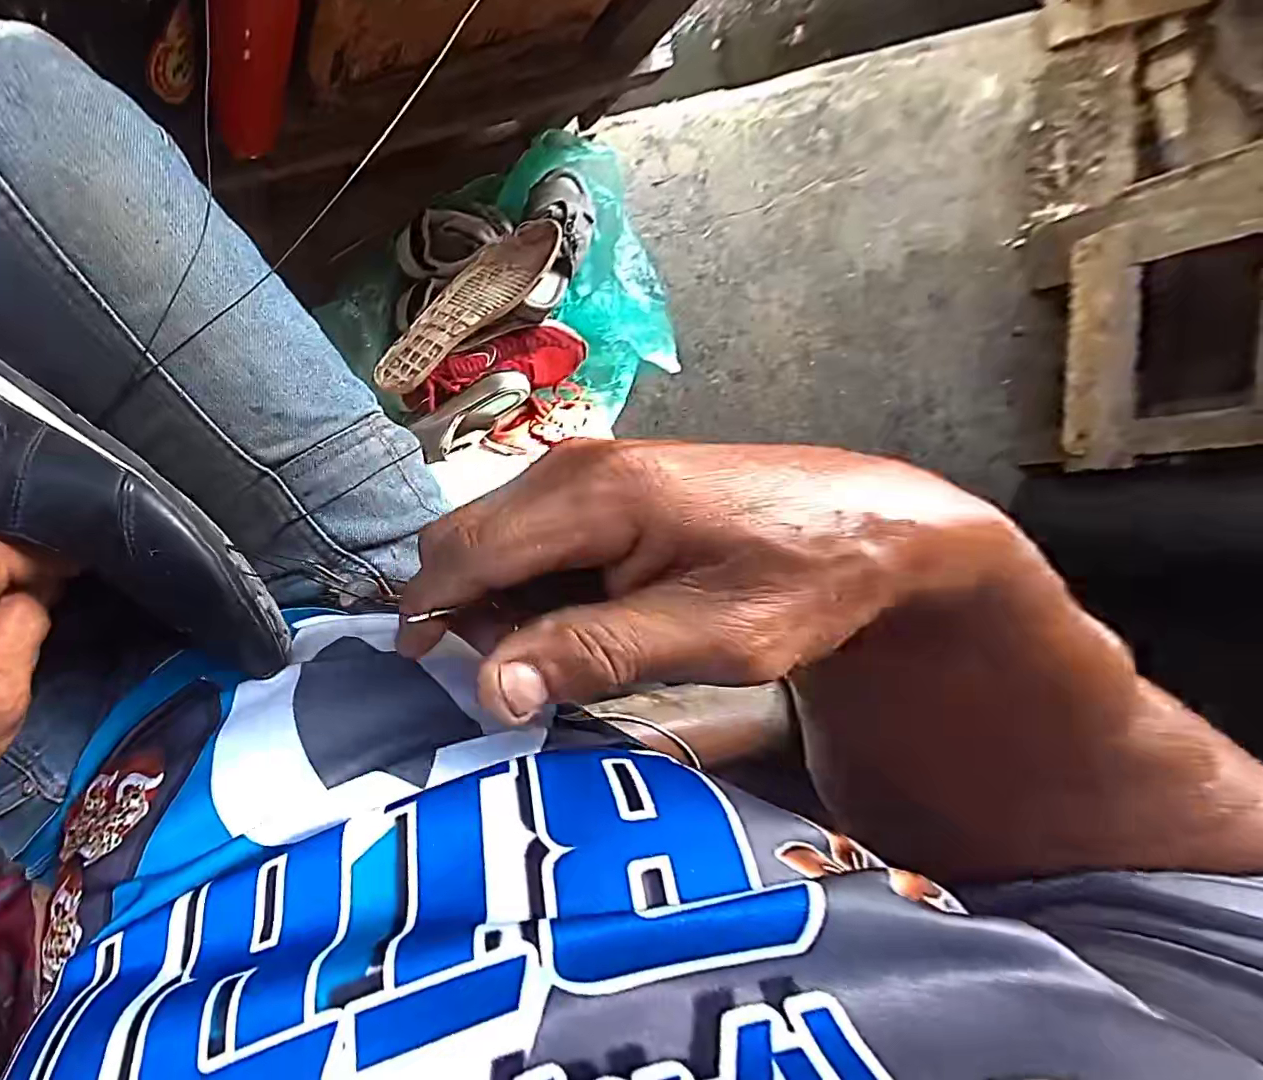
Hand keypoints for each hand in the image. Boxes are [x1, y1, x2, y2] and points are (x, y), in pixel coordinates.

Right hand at [397, 439, 1027, 725]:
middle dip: (460, 605)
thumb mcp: (707, 638)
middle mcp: (567, 466)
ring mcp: (577, 466)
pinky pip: (517, 531)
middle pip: (461, 537)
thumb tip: (491, 689)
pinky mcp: (589, 479)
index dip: (428, 608)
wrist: (871, 523)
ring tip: (557, 641)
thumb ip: (590, 654)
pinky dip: (520, 579)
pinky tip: (575, 607)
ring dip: (492, 596)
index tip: (418, 661)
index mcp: (592, 495)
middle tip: (514, 665)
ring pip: (484, 536)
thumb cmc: (800, 582)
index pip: (466, 551)